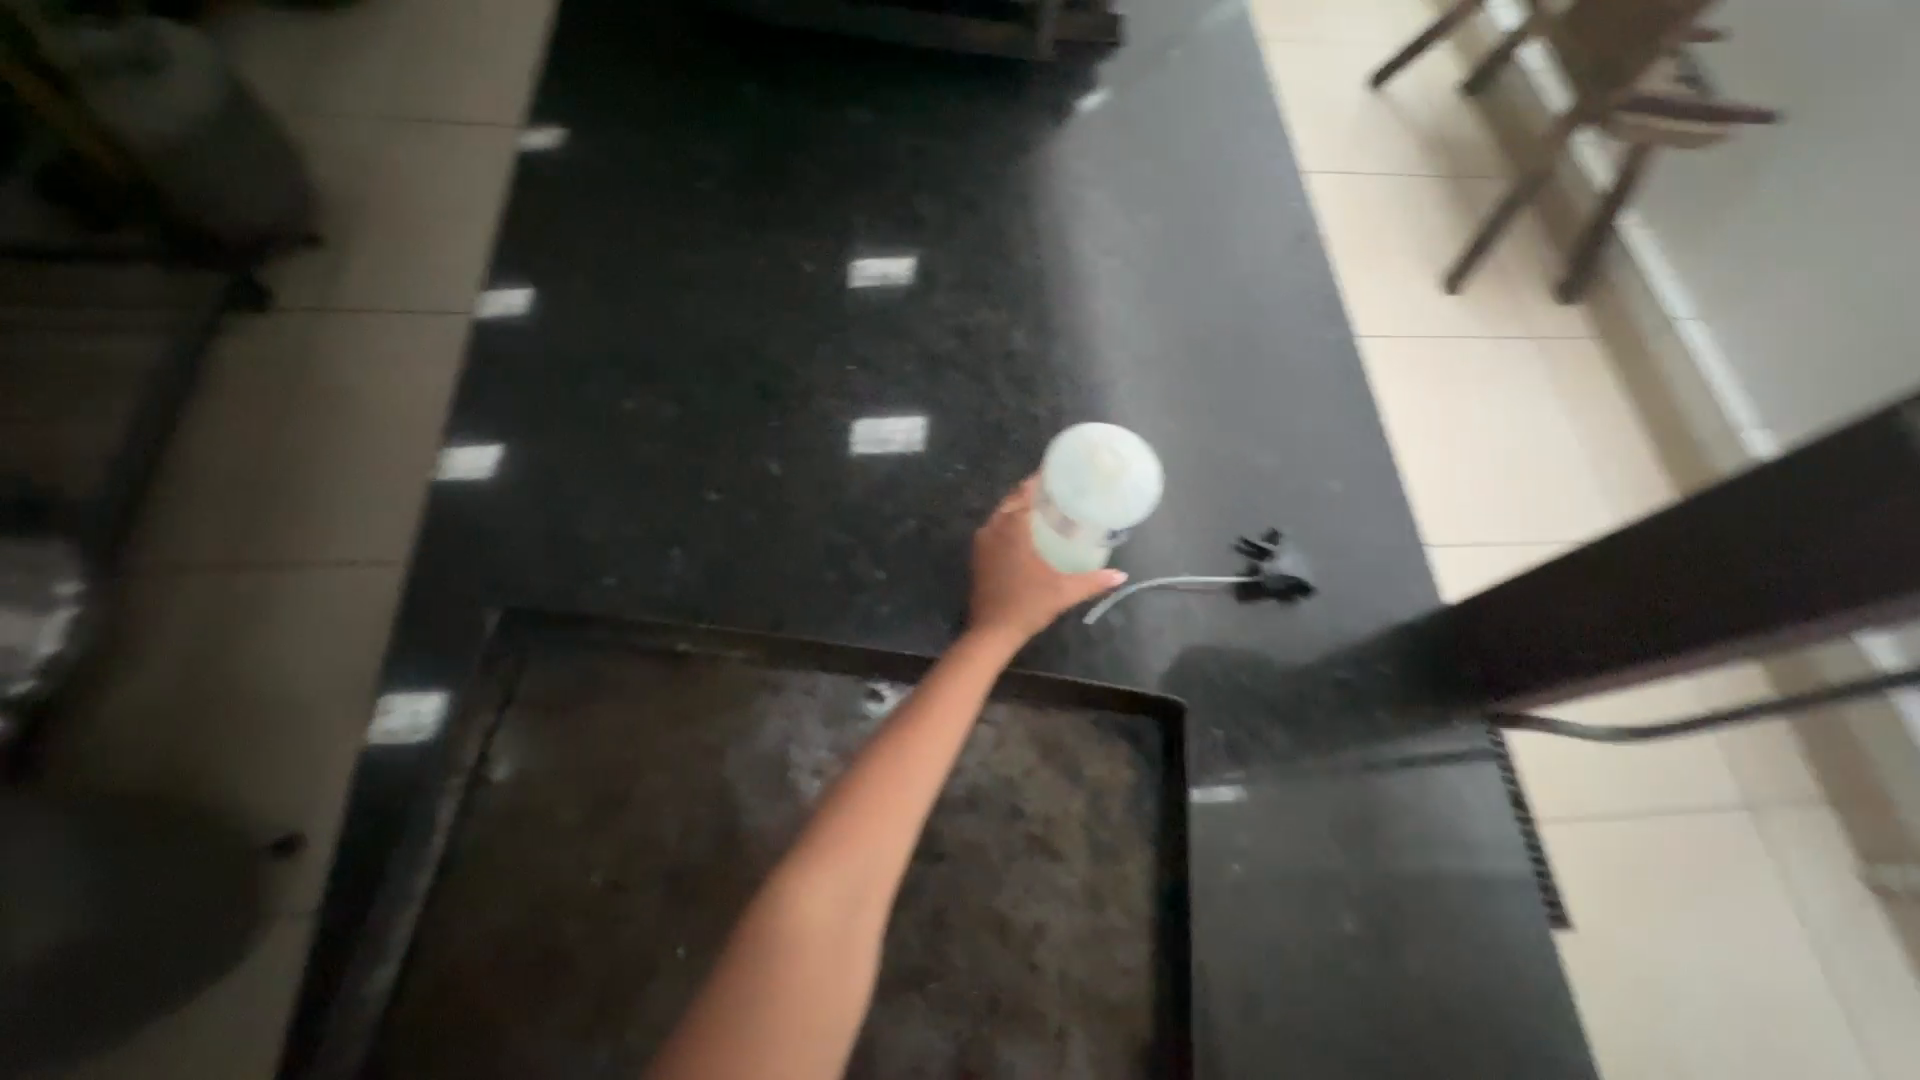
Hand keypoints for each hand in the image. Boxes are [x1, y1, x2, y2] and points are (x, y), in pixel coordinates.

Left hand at [968, 477, 1126, 643]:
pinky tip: (1025, 533)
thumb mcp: (1064, 592)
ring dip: (1017, 508)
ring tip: (1043, 509)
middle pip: (1011, 501)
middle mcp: (993, 529)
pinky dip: (1008, 524)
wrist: (992, 631)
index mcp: (1012, 529)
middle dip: (1029, 493)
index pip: (1024, 493)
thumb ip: (1093, 581)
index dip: (1038, 481)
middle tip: (1055, 492)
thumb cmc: (1027, 606)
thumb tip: (1121, 575)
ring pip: (1000, 515)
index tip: (1055, 473)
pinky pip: (994, 529)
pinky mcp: (978, 557)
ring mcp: (982, 543)